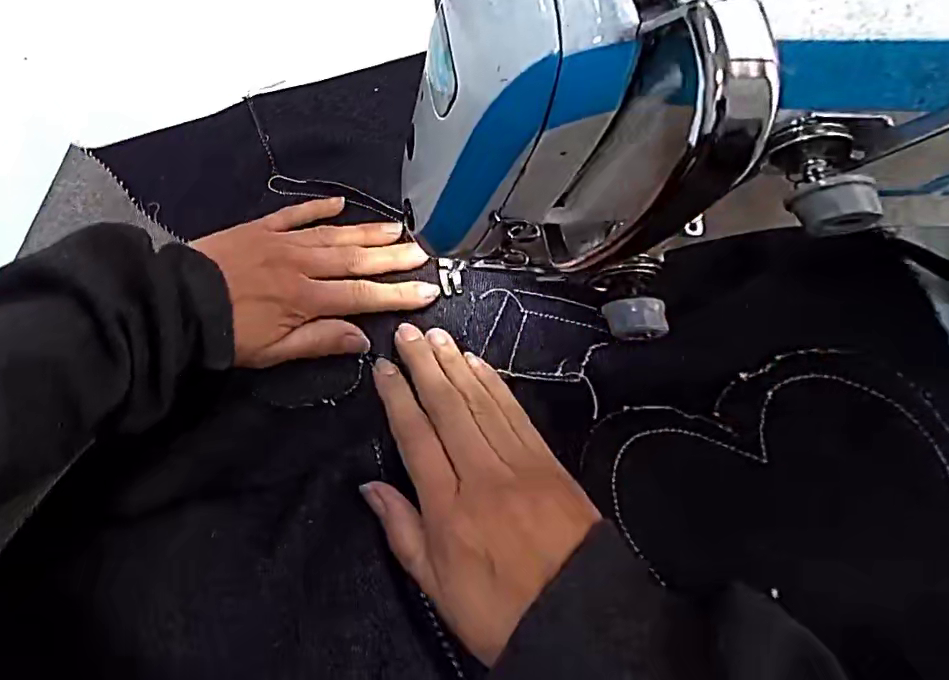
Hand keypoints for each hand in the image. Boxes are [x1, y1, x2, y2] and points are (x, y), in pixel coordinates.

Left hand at [191, 197, 438, 367]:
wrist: (178, 301)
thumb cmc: (225, 333)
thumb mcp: (272, 351)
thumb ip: (320, 341)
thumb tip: (362, 339)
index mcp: (306, 298)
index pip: (362, 295)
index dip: (398, 293)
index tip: (427, 289)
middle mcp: (302, 265)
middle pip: (356, 260)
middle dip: (393, 257)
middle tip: (422, 252)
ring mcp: (283, 242)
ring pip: (334, 235)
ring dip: (367, 232)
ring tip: (396, 230)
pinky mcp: (262, 228)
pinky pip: (296, 215)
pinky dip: (319, 208)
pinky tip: (340, 203)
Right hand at [361, 323, 603, 664]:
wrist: (579, 614)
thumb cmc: (502, 608)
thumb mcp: (437, 586)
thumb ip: (401, 530)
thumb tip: (369, 488)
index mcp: (448, 508)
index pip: (415, 434)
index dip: (397, 395)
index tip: (384, 367)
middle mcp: (480, 475)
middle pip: (446, 405)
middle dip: (423, 364)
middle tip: (408, 334)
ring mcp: (516, 462)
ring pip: (478, 400)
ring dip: (454, 363)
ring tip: (437, 337)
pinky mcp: (544, 457)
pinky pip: (512, 409)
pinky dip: (493, 381)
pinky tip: (478, 363)